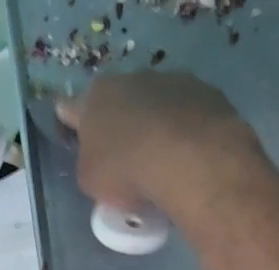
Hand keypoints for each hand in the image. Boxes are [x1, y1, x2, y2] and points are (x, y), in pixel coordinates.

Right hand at [57, 73, 263, 213]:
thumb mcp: (90, 180)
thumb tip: (100, 158)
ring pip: (157, 103)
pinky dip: (186, 129)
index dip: (71, 123)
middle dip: (120, 122)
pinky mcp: (207, 92)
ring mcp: (173, 81)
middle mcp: (131, 79)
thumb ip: (89, 162)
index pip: (71, 108)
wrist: (189, 160)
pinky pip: (189, 113)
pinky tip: (188, 156)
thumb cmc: (126, 171)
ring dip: (156, 123)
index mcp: (94, 98)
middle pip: (119, 101)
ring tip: (162, 159)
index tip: (74, 133)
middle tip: (124, 155)